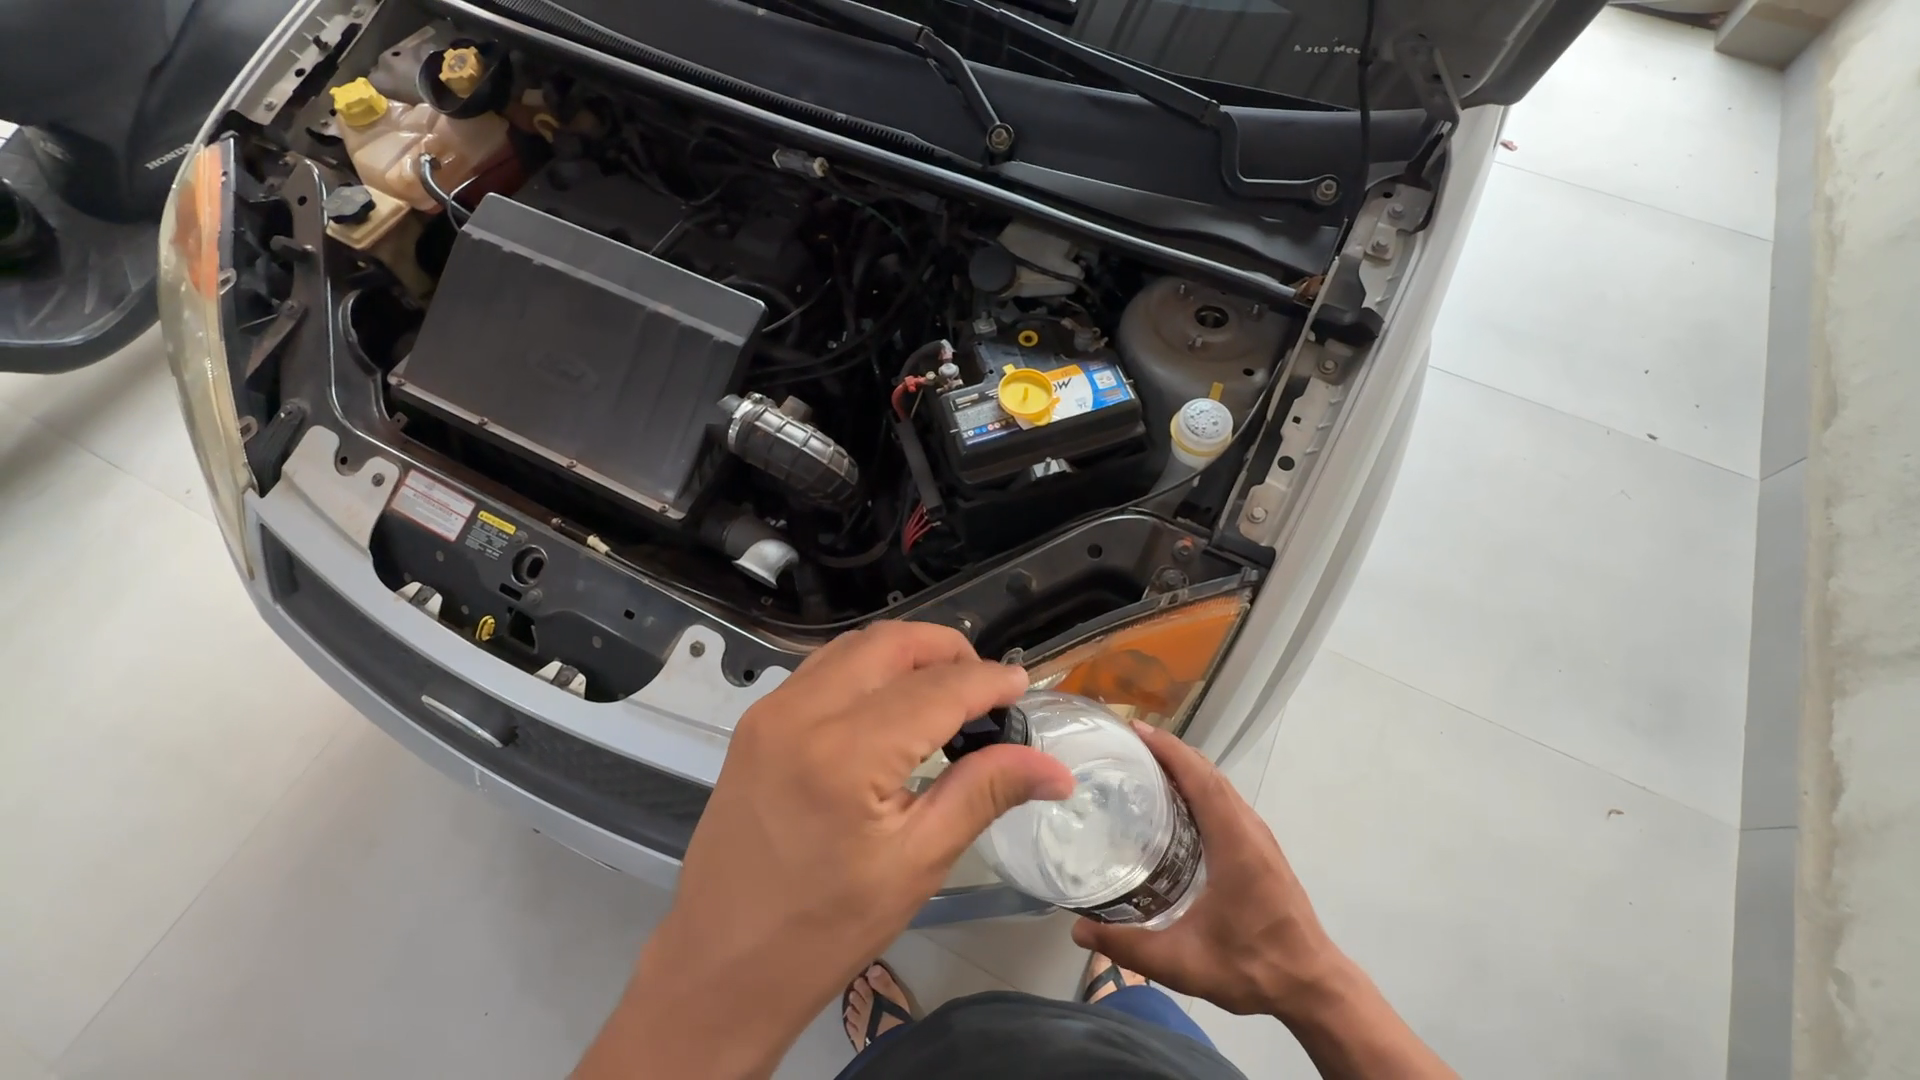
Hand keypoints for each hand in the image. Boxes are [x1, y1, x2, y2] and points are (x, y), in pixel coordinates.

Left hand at [577, 621, 1072, 1078]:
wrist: (721, 963)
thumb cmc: (827, 928)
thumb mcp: (917, 862)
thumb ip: (984, 793)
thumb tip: (1054, 768)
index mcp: (847, 754)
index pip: (937, 688)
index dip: (988, 681)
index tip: (1025, 687)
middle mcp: (802, 712)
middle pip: (893, 644)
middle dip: (949, 651)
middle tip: (986, 691)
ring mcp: (771, 711)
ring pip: (855, 647)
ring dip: (908, 655)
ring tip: (945, 694)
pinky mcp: (756, 722)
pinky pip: (823, 668)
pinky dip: (867, 669)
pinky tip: (890, 705)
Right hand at [1071, 720, 1345, 1020]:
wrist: (1313, 986)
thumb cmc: (1253, 967)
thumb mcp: (1184, 963)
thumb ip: (1129, 947)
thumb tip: (1077, 930)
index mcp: (1234, 842)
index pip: (1200, 778)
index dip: (1168, 749)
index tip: (1134, 730)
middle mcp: (1249, 829)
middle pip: (1209, 773)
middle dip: (1170, 750)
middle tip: (1127, 744)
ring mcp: (1259, 837)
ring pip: (1220, 785)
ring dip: (1186, 767)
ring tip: (1144, 765)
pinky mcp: (1261, 849)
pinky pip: (1225, 801)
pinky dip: (1198, 786)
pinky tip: (1173, 803)